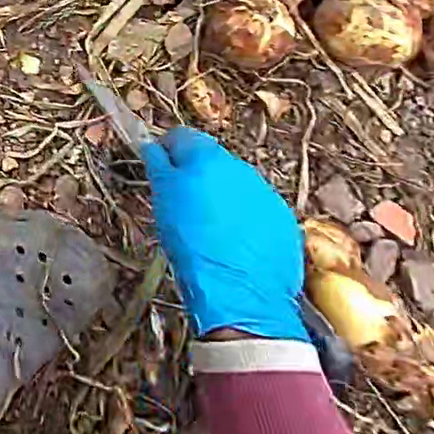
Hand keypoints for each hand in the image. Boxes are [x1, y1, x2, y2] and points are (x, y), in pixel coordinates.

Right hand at [143, 128, 306, 341]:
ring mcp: (265, 193)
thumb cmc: (192, 244)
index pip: (182, 136)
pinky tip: (232, 243)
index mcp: (207, 158)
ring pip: (233, 184)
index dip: (166, 151)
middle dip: (194, 175)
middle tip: (180, 203)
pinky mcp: (281, 220)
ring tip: (207, 228)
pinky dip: (242, 219)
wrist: (239, 297)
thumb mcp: (163, 202)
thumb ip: (158, 167)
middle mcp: (240, 168)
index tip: (158, 168)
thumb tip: (152, 146)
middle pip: (210, 159)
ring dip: (219, 196)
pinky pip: (255, 209)